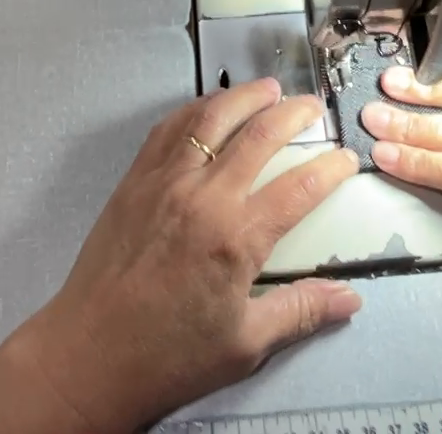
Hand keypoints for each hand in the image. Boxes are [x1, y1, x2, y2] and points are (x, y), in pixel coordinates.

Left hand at [11, 80, 361, 431]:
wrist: (90, 353)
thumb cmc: (170, 354)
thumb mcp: (245, 343)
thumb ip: (301, 311)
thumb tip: (351, 300)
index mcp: (237, 238)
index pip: (299, 188)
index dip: (331, 168)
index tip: (347, 157)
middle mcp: (204, 196)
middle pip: (260, 136)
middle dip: (294, 114)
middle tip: (312, 106)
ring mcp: (166, 180)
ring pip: (212, 118)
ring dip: (245, 96)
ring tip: (268, 87)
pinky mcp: (136, 178)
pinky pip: (169, 128)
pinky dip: (196, 109)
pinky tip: (210, 106)